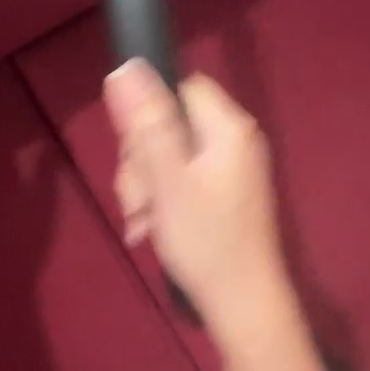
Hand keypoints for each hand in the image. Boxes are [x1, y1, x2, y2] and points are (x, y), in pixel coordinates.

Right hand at [103, 59, 296, 341]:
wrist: (243, 304)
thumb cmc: (206, 240)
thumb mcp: (167, 179)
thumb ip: (146, 122)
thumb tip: (126, 67)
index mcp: (228, 127)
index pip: (179, 88)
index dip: (149, 115)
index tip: (135, 151)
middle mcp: (233, 140)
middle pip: (169, 124)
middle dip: (142, 162)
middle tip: (139, 201)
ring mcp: (229, 168)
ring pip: (168, 155)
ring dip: (147, 186)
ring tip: (143, 223)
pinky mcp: (223, 193)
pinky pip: (181, 180)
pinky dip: (162, 201)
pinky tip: (150, 230)